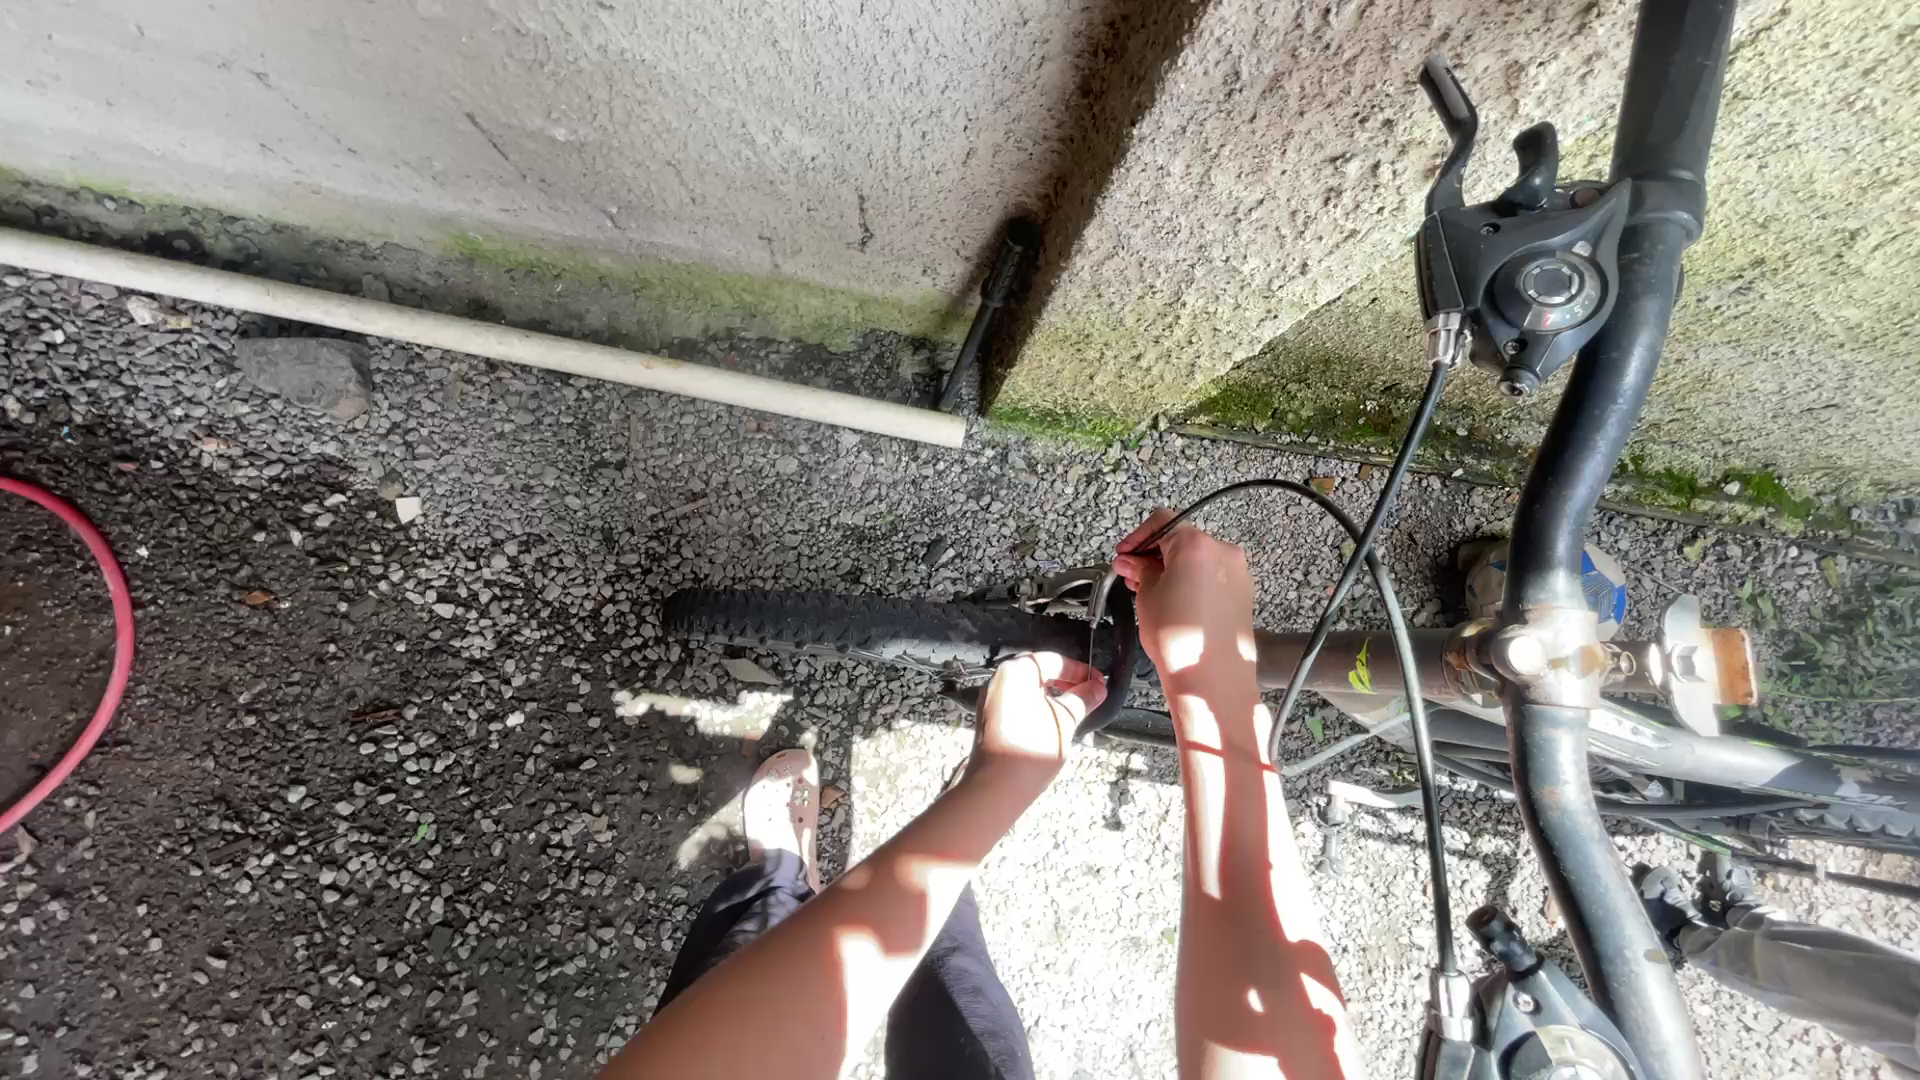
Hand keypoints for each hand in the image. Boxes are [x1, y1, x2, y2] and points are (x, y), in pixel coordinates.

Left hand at [969, 652, 1105, 788]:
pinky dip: (1039, 709)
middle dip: (1067, 684)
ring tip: (1076, 713)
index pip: (1054, 660)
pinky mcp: (991, 720)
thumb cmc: (1031, 748)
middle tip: (1089, 696)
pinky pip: (1019, 705)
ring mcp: (992, 700)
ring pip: (1030, 691)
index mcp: (1015, 671)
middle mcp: (999, 680)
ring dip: (1054, 698)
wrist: (997, 786)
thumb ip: (1083, 699)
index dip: (1080, 671)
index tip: (1098, 682)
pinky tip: (1054, 725)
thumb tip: (1098, 688)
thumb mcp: (1065, 720)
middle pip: (1040, 673)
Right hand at [1111, 509, 1256, 682]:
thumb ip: (1139, 570)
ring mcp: (1236, 573)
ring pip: (1196, 558)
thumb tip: (1131, 561)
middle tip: (1131, 572)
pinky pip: (1211, 575)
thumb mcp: (1146, 596)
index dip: (1137, 537)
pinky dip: (1191, 580)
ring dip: (1172, 567)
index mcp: (1196, 545)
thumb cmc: (1181, 641)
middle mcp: (1223, 553)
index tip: (1125, 554)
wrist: (1211, 679)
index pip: (1162, 522)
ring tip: (1149, 590)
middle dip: (1153, 553)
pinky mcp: (1242, 593)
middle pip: (1181, 538)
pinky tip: (1173, 600)